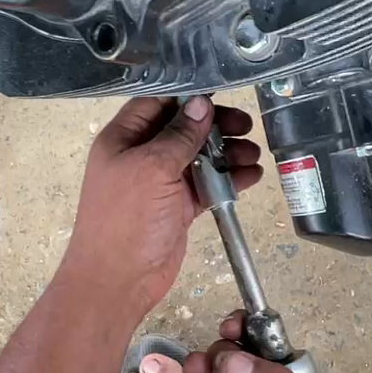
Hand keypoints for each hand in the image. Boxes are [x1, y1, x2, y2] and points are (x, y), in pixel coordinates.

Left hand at [61, 96, 261, 317]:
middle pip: (182, 129)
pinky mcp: (178, 206)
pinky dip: (228, 179)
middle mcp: (141, 156)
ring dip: (227, 152)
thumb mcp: (152, 167)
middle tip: (244, 125)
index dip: (187, 96)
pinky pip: (207, 184)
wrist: (119, 280)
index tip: (220, 92)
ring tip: (253, 153)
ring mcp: (161, 182)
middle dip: (214, 125)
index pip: (156, 103)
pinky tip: (251, 175)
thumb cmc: (127, 218)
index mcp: (123, 138)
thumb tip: (201, 104)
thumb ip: (179, 135)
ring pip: (199, 157)